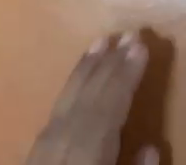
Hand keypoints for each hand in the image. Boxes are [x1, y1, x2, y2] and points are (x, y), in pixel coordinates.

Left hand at [27, 33, 157, 164]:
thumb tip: (151, 147)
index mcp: (85, 154)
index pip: (108, 109)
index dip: (125, 77)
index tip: (142, 46)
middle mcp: (62, 142)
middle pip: (89, 99)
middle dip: (111, 64)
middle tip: (132, 32)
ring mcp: (43, 145)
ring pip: (68, 99)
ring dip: (88, 67)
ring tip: (105, 38)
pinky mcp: (34, 148)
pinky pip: (55, 110)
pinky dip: (69, 86)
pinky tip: (79, 73)